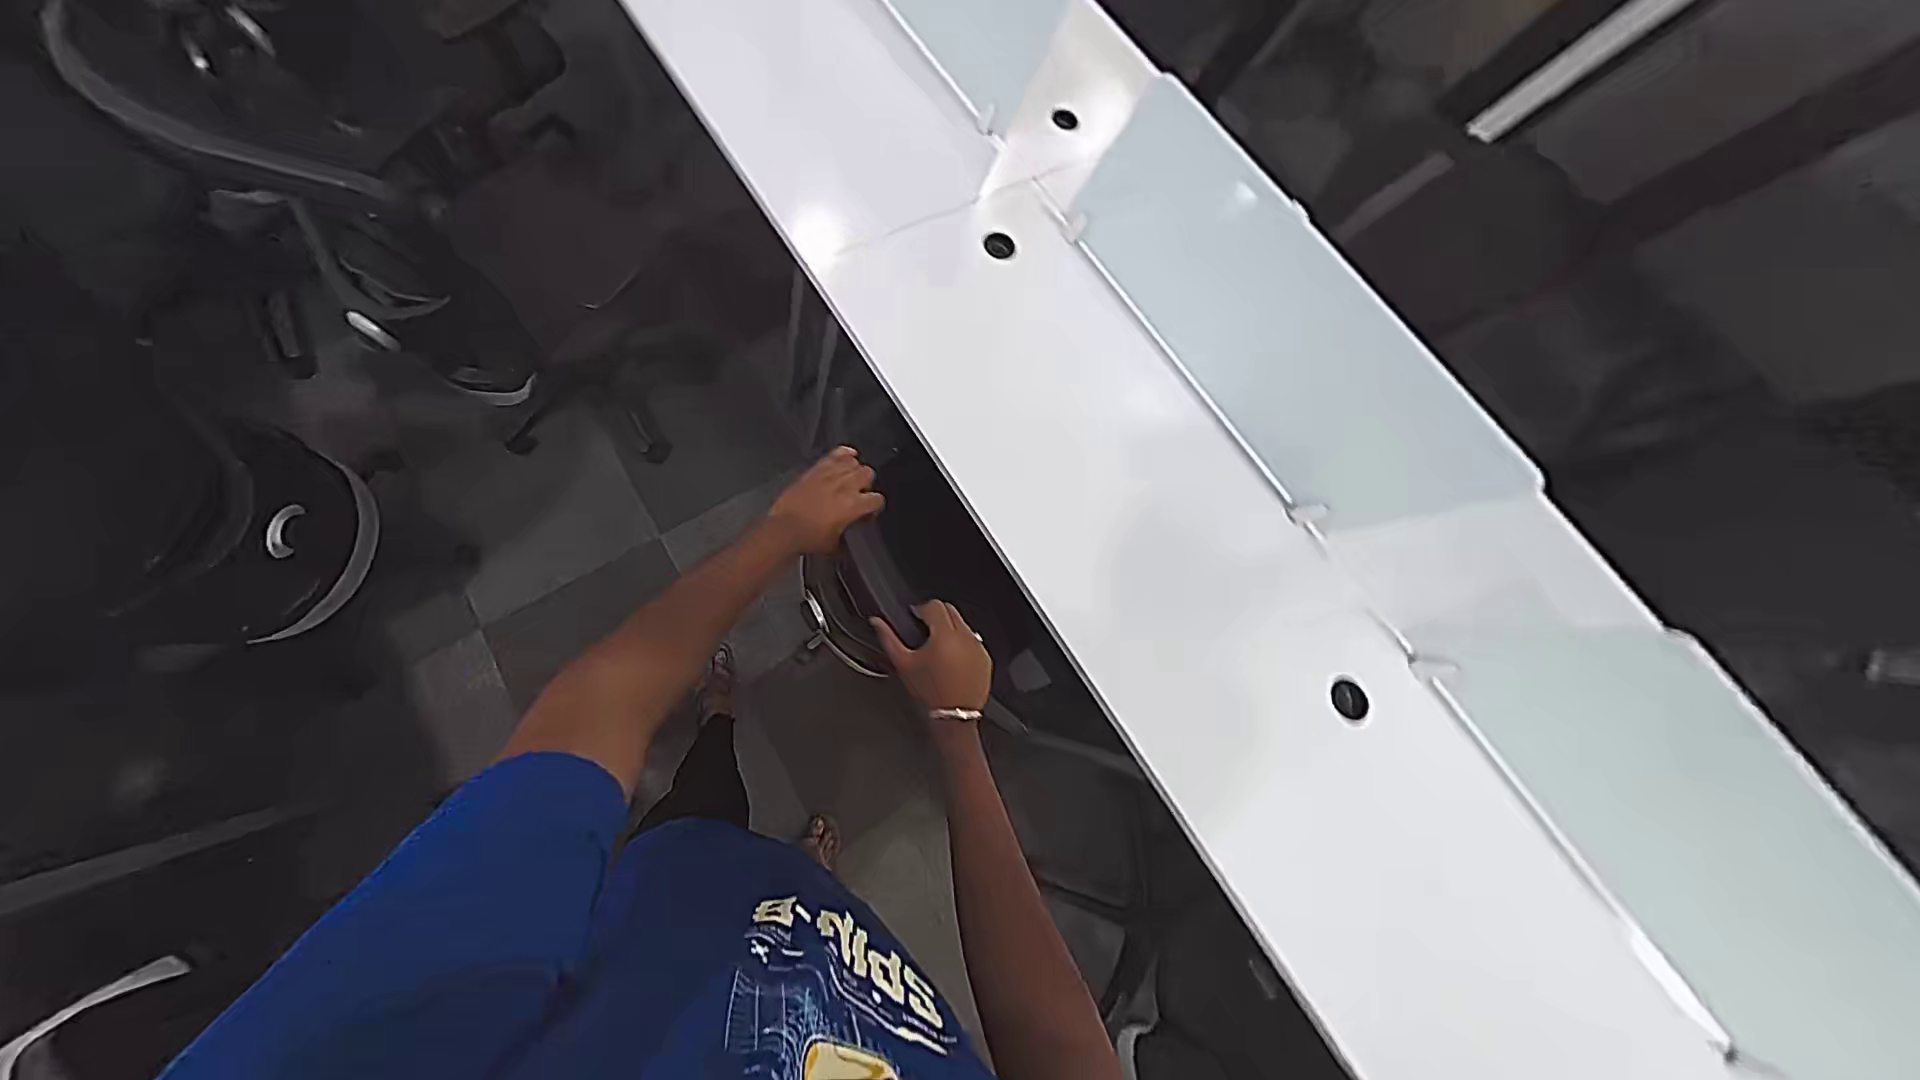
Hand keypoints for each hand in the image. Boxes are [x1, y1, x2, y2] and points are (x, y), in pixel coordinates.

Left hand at [768, 447, 884, 554]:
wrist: (784, 529)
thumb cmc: (808, 537)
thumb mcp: (835, 544)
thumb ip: (848, 536)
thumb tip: (851, 536)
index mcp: (854, 505)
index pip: (877, 499)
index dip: (875, 506)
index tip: (868, 511)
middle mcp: (845, 486)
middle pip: (868, 474)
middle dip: (866, 484)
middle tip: (859, 493)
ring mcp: (830, 474)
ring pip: (854, 462)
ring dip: (855, 470)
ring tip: (850, 478)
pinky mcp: (817, 469)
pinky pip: (836, 453)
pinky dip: (844, 453)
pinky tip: (848, 457)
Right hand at [872, 601, 991, 711]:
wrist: (953, 715)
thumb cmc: (929, 693)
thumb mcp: (904, 664)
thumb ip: (888, 639)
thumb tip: (877, 622)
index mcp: (944, 635)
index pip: (935, 605)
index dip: (922, 609)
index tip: (916, 617)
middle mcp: (964, 637)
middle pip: (950, 610)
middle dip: (937, 616)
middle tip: (925, 630)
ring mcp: (978, 646)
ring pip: (963, 624)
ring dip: (950, 629)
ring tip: (938, 648)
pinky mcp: (985, 657)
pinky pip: (973, 640)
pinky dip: (963, 643)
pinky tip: (952, 659)